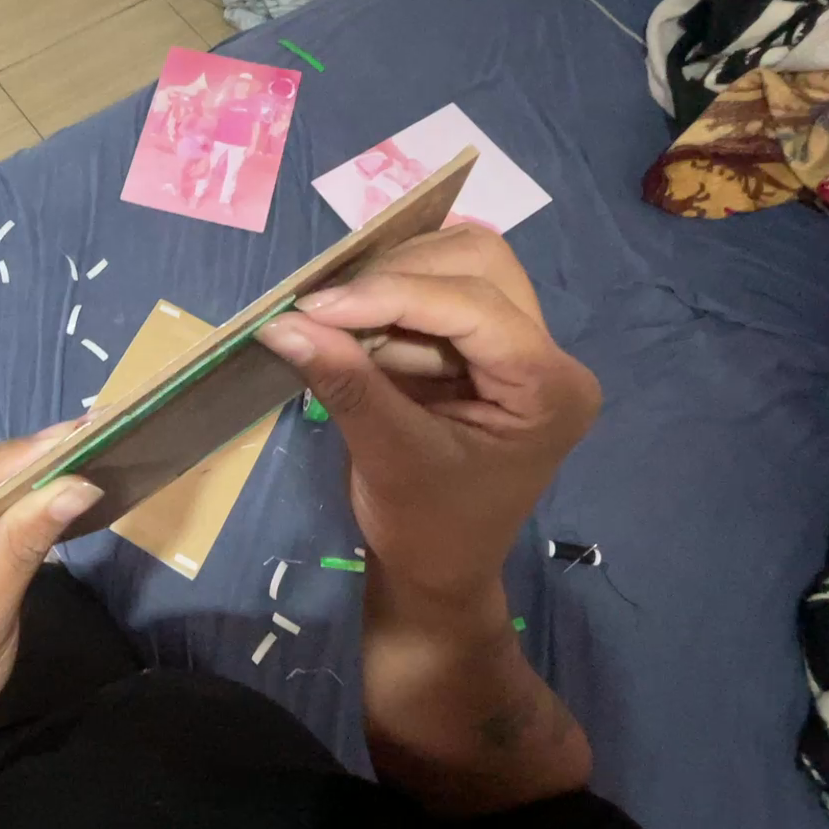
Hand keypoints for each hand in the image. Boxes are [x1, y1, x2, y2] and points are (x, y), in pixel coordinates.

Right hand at [255, 224, 599, 600]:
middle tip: (326, 310)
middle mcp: (544, 353)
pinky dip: (383, 302)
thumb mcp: (386, 455)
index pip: (473, 306)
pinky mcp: (475, 347)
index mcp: (548, 388)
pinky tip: (352, 331)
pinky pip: (432, 293)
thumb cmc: (426, 526)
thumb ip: (344, 381)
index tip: (311, 306)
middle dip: (395, 277)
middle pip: (476, 263)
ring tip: (340, 327)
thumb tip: (280, 323)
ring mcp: (512, 345)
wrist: (437, 566)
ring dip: (388, 286)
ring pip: (456, 265)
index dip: (390, 295)